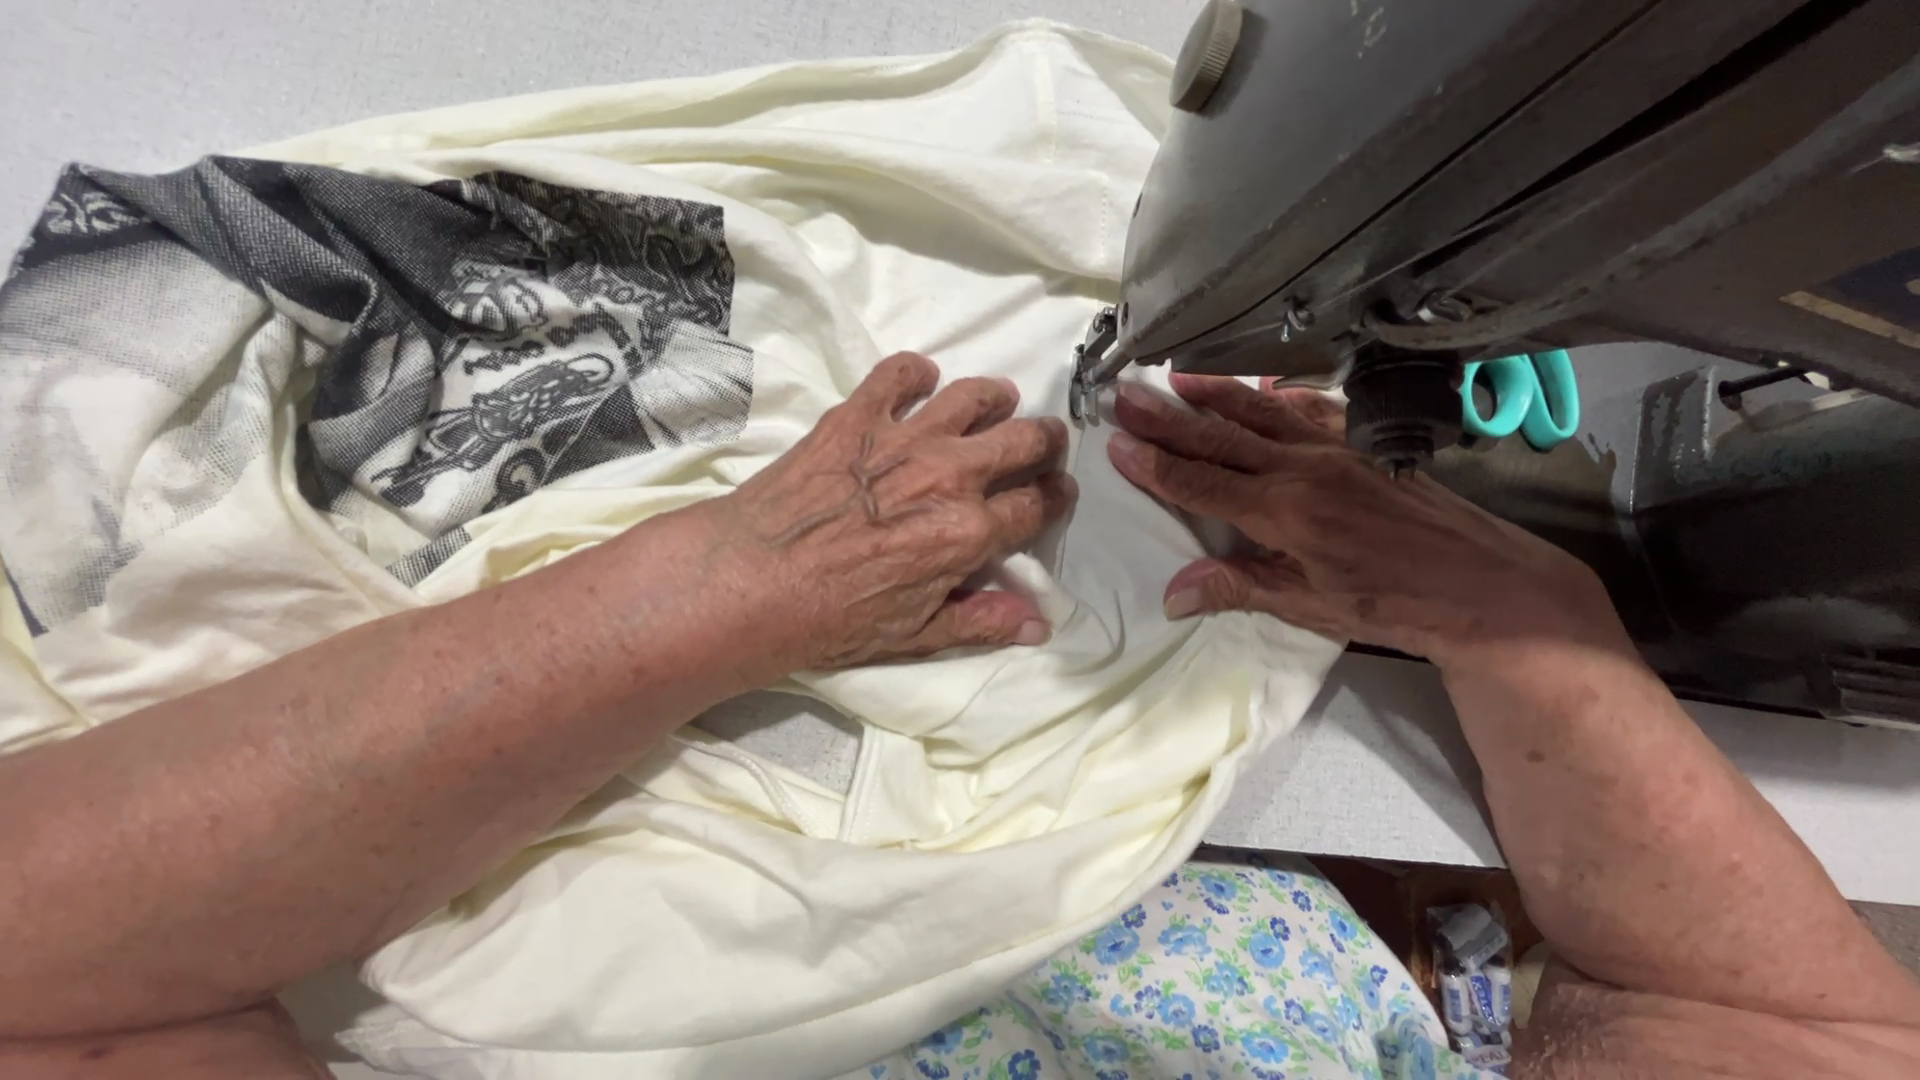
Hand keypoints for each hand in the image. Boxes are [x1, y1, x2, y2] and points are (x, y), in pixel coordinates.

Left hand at [701, 352, 1075, 673]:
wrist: (751, 580)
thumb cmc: (833, 618)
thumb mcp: (914, 636)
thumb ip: (980, 621)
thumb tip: (1039, 623)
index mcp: (968, 532)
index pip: (1036, 506)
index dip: (1056, 498)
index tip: (1059, 492)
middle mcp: (949, 475)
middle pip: (1021, 441)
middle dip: (1045, 440)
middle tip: (1043, 442)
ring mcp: (903, 438)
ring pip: (972, 396)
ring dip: (995, 397)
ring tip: (998, 400)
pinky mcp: (858, 415)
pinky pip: (899, 373)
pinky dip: (916, 371)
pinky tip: (920, 380)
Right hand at [1106, 373, 1628, 669]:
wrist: (1485, 587)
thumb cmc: (1392, 605)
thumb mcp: (1309, 607)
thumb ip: (1237, 589)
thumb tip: (1172, 595)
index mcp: (1284, 513)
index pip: (1202, 483)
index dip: (1155, 465)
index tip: (1117, 442)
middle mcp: (1303, 470)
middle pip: (1221, 438)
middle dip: (1167, 418)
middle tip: (1125, 395)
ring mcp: (1336, 450)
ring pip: (1262, 413)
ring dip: (1214, 394)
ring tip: (1175, 376)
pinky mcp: (1364, 445)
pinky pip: (1313, 410)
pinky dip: (1280, 395)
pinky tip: (1265, 385)